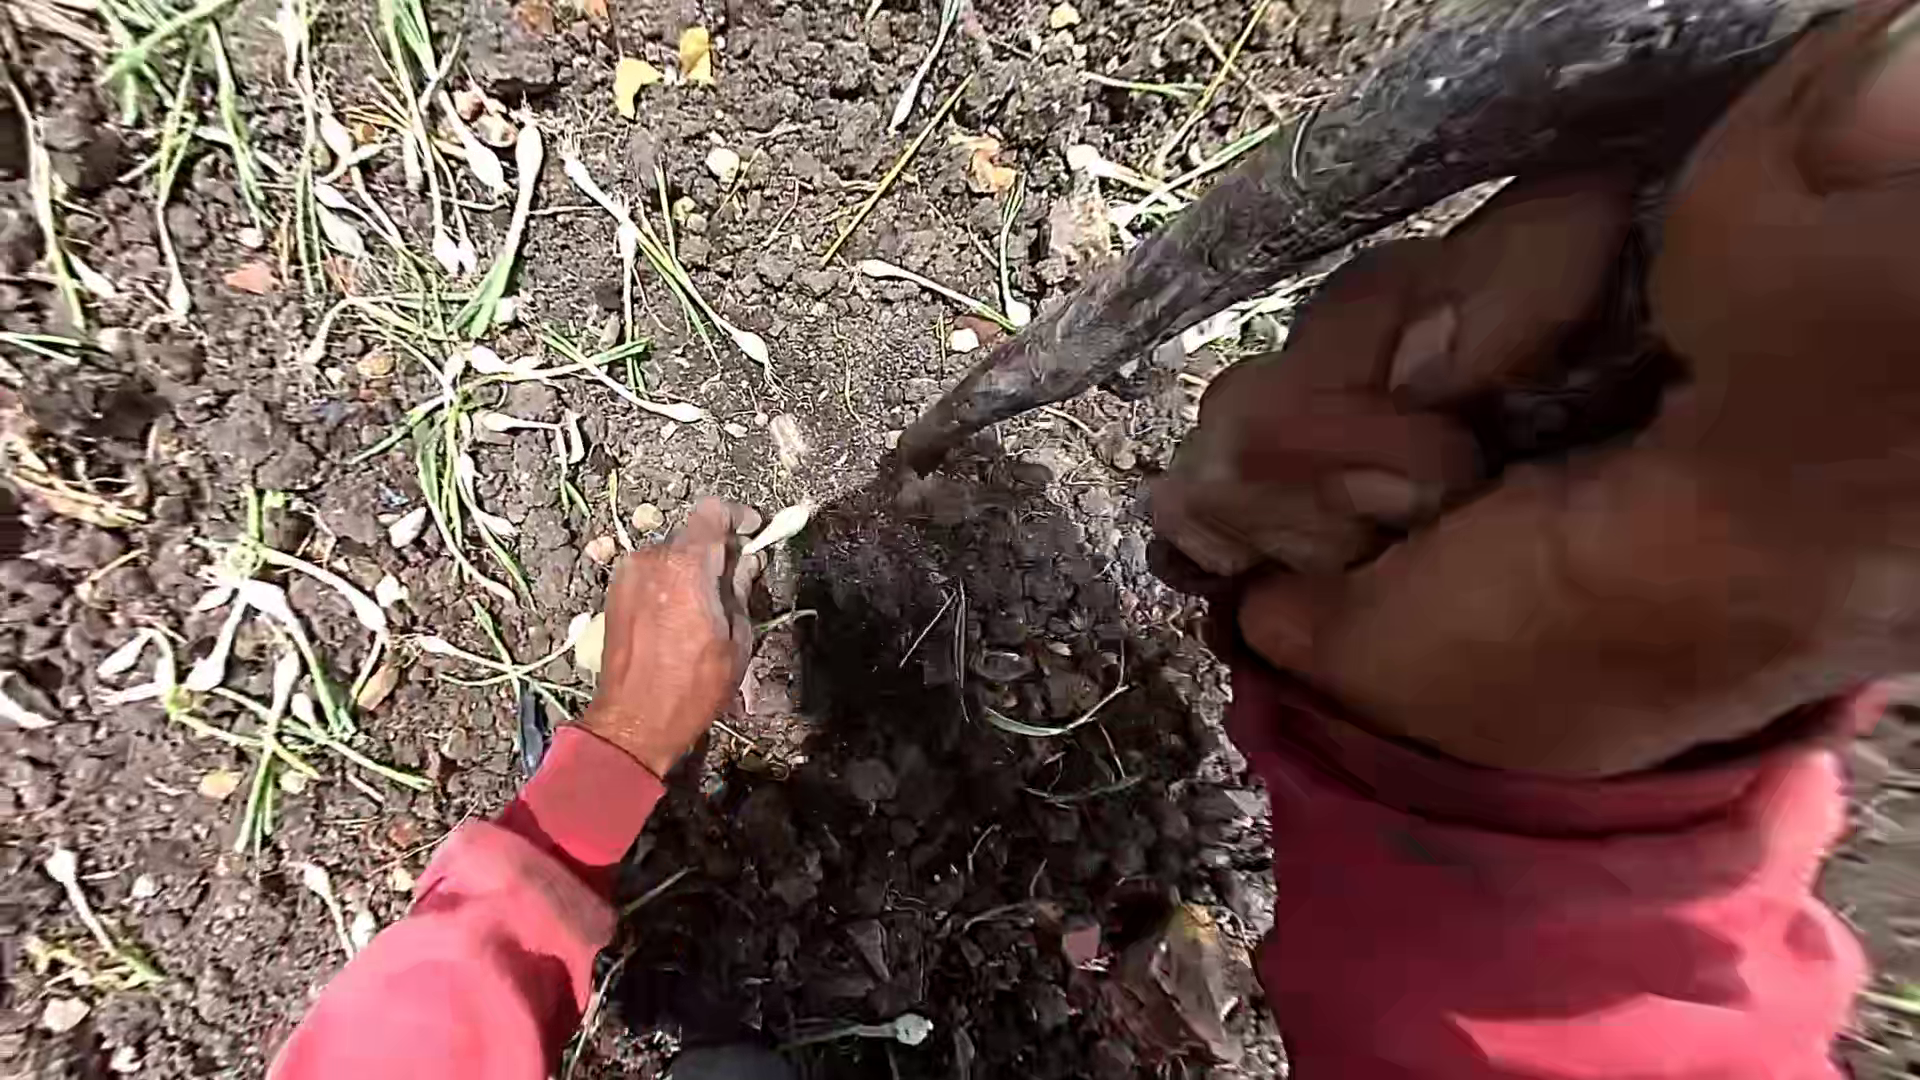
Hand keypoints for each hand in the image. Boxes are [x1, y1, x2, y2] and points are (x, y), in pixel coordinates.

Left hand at [581, 497, 760, 775]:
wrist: (634, 721)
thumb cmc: (695, 684)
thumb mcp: (737, 635)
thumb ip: (741, 587)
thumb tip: (746, 562)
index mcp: (685, 566)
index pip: (713, 512)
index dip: (739, 517)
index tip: (755, 531)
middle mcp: (651, 560)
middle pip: (694, 534)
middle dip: (721, 549)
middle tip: (742, 576)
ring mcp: (628, 576)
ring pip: (674, 554)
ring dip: (697, 567)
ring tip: (713, 603)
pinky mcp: (616, 594)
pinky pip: (655, 572)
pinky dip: (675, 580)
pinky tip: (687, 613)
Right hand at [1156, 2, 1919, 775]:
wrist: (1435, 724)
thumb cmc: (1609, 635)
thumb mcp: (1765, 501)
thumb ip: (1840, 312)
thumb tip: (1896, 58)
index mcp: (1615, 303)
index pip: (1519, 213)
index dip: (1488, 306)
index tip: (1492, 406)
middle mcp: (1466, 327)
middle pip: (1356, 303)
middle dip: (1368, 430)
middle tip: (1427, 508)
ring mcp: (1340, 393)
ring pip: (1254, 387)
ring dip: (1299, 497)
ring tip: (1358, 549)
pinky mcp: (1256, 455)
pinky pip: (1196, 455)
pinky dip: (1238, 526)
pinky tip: (1294, 559)